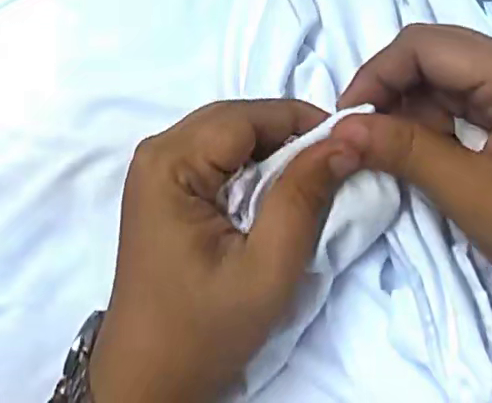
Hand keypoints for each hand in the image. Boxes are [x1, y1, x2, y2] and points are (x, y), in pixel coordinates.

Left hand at [89, 100, 361, 402]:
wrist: (145, 384)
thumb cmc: (202, 332)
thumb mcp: (266, 271)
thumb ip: (304, 198)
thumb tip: (345, 140)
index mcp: (170, 162)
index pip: (247, 116)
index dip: (300, 121)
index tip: (345, 143)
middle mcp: (157, 150)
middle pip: (237, 117)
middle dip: (288, 131)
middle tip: (331, 158)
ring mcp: (156, 164)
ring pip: (230, 129)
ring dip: (273, 144)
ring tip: (309, 172)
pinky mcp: (164, 181)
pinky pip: (218, 149)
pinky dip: (253, 159)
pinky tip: (274, 186)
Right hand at [332, 25, 491, 338]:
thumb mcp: (482, 200)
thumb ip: (410, 153)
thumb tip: (343, 128)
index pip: (429, 45)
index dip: (379, 73)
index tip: (346, 119)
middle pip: (441, 56)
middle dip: (394, 90)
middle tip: (362, 137)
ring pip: (456, 82)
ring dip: (417, 110)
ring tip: (392, 154)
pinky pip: (477, 107)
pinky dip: (444, 127)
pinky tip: (431, 158)